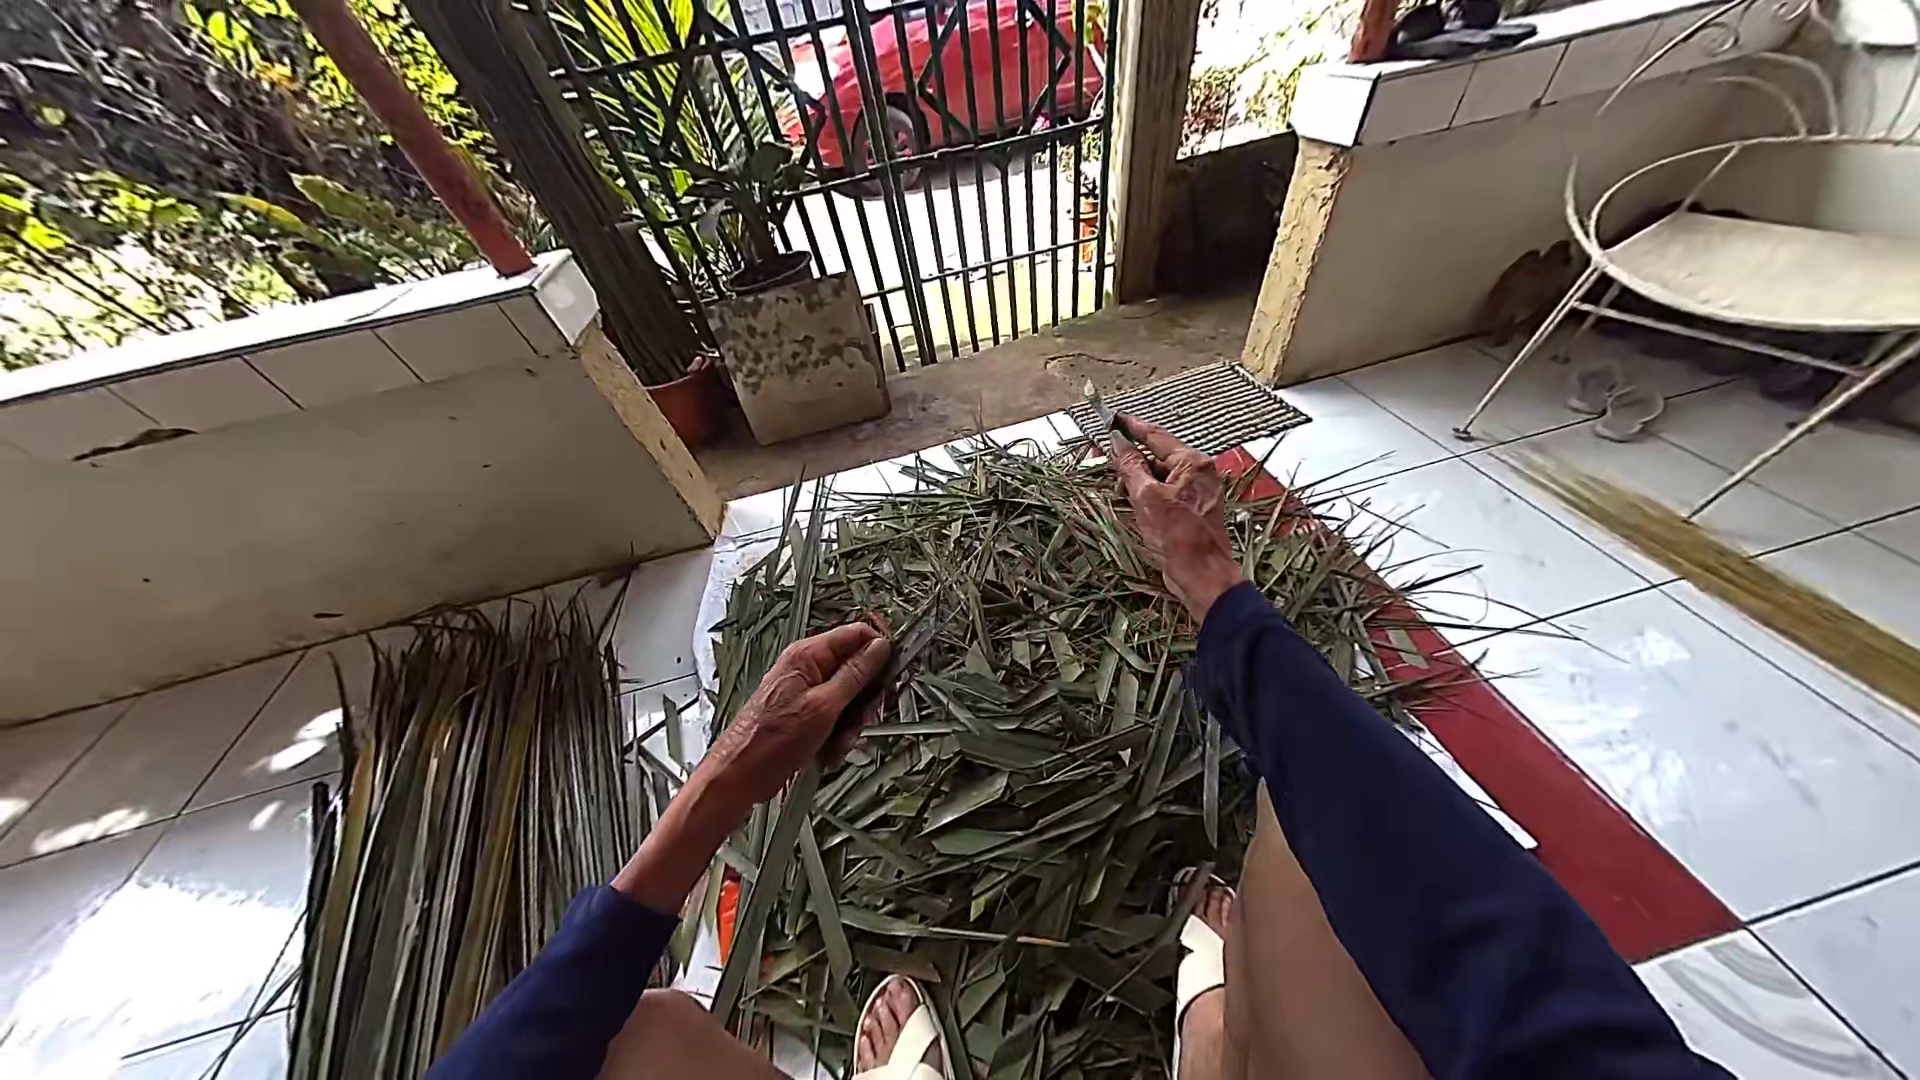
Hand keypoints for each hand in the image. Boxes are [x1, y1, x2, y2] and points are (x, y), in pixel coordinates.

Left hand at [695, 622, 891, 812]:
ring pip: (849, 698)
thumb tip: (880, 647)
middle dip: (864, 699)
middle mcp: (807, 668)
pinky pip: (835, 717)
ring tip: (838, 742)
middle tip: (862, 718)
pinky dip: (837, 735)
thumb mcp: (824, 706)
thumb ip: (856, 674)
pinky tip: (828, 751)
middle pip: (857, 669)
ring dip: (851, 723)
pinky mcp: (805, 713)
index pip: (857, 634)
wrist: (738, 778)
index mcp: (808, 655)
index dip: (879, 653)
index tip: (893, 676)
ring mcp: (806, 691)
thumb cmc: (769, 742)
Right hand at [1109, 416, 1244, 621]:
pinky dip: (1146, 497)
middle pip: (1157, 458)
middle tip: (1107, 464)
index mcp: (1193, 463)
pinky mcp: (1191, 511)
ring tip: (1118, 493)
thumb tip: (1118, 443)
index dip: (1132, 427)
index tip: (1114, 419)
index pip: (1156, 436)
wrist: (1201, 573)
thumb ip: (1131, 466)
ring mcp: (1196, 492)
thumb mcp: (1146, 497)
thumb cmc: (1177, 534)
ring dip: (1136, 483)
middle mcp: (1199, 473)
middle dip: (1131, 462)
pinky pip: (1164, 494)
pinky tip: (1132, 506)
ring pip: (1158, 478)